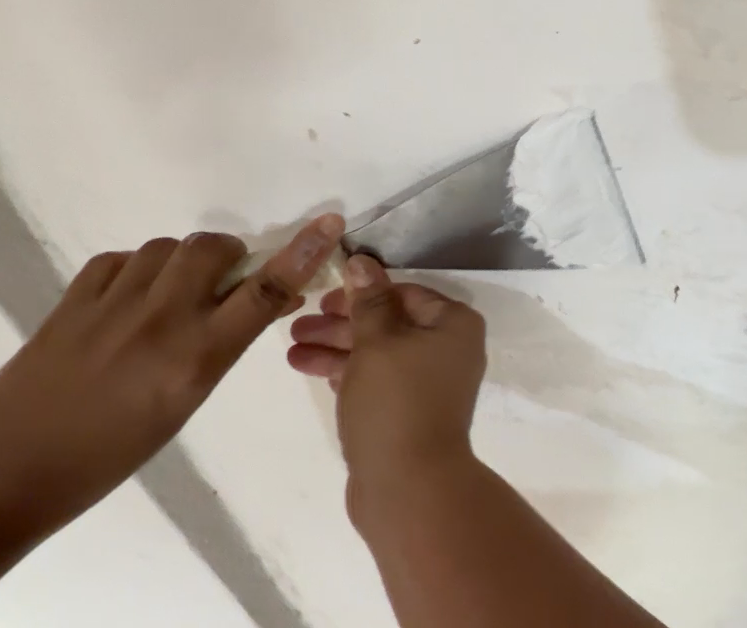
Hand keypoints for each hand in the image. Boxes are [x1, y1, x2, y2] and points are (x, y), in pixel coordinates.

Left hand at [0, 214, 345, 530]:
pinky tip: (129, 296)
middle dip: (228, 255)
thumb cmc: (117, 450)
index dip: (303, 251)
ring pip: (166, 248)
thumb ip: (227, 343)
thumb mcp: (190, 399)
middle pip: (213, 250)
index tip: (330, 222)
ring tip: (170, 292)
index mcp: (198, 357)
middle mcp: (160, 323)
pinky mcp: (67, 305)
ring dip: (182, 261)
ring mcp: (109, 309)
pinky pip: (118, 260)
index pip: (265, 290)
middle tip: (222, 282)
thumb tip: (272, 301)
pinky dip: (135, 268)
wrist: (7, 475)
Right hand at [284, 255, 486, 526]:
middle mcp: (450, 347)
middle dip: (344, 321)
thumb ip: (368, 301)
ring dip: (338, 346)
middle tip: (298, 323)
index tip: (323, 295)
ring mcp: (431, 381)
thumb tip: (361, 261)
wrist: (409, 484)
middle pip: (391, 322)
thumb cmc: (396, 401)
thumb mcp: (377, 342)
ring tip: (290, 348)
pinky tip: (308, 367)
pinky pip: (377, 378)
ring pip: (380, 352)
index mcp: (455, 324)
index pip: (407, 293)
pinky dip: (347, 371)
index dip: (364, 292)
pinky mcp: (410, 409)